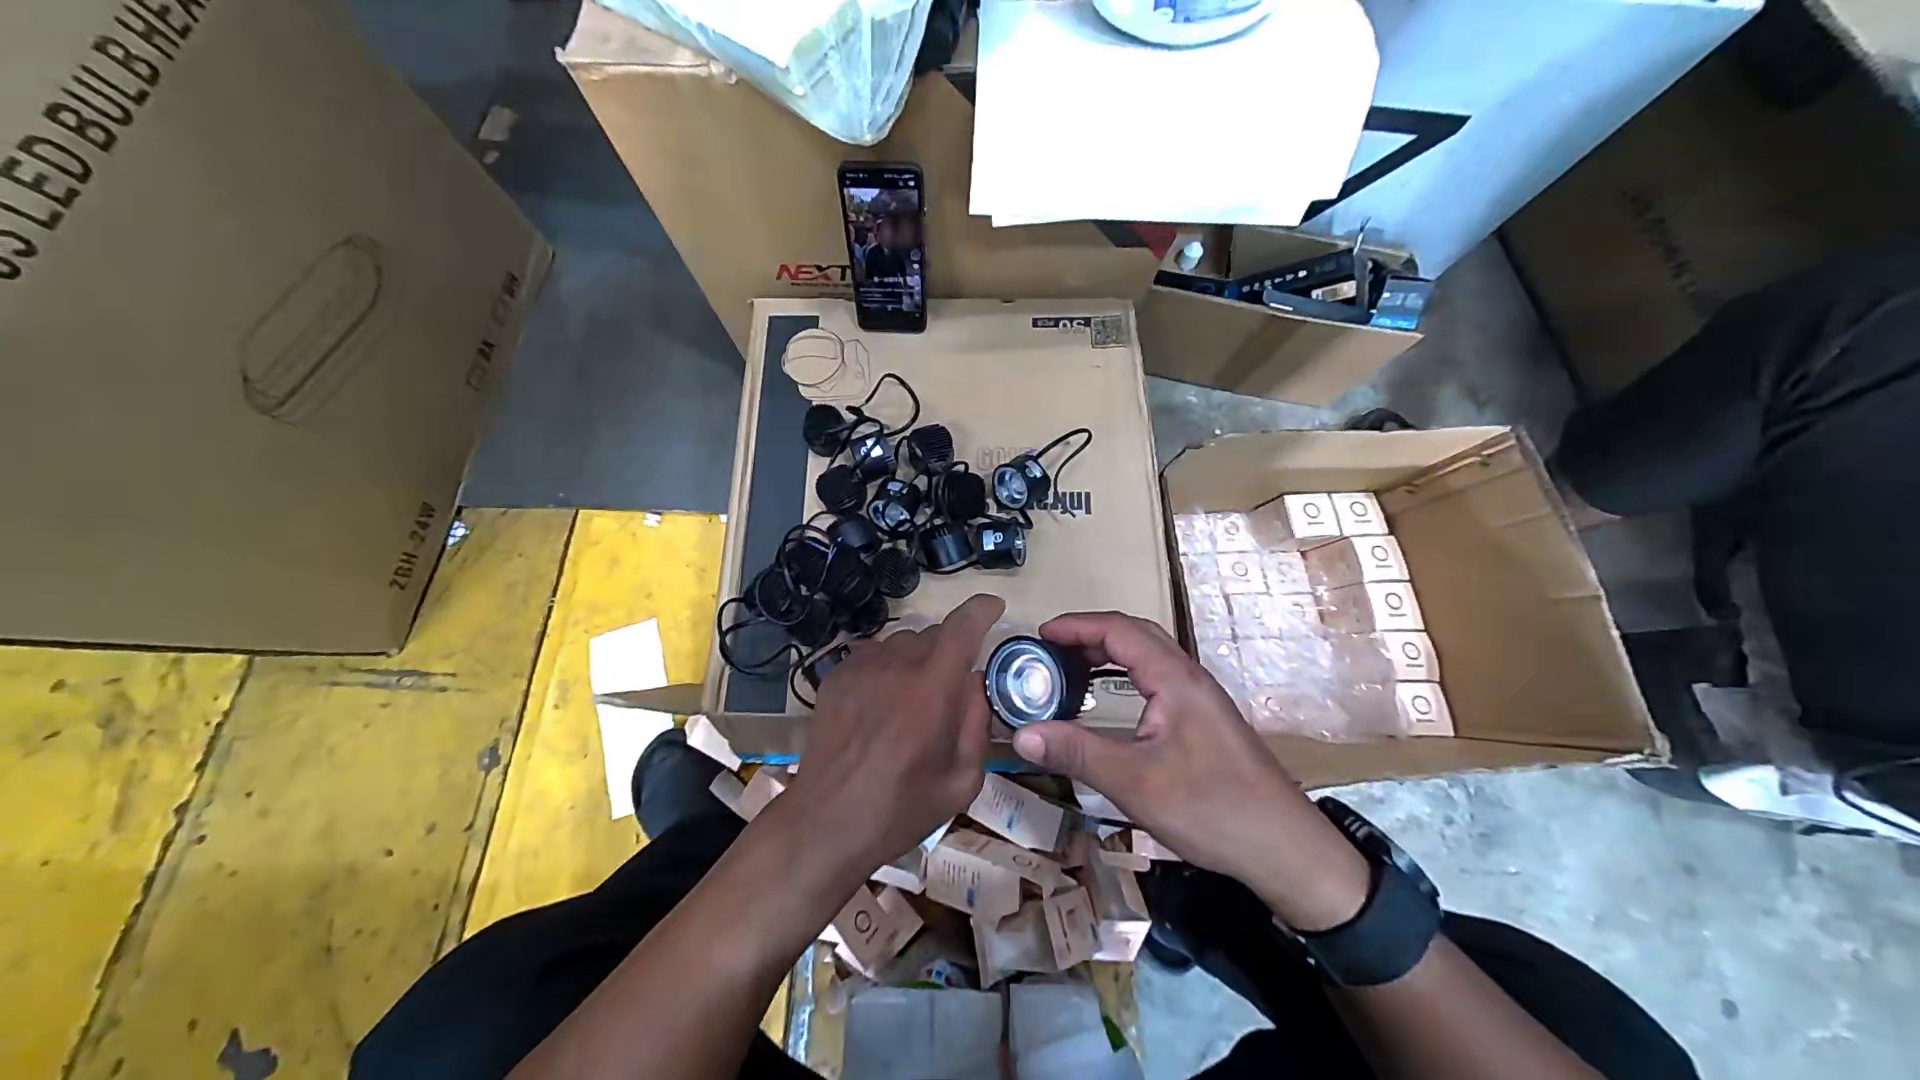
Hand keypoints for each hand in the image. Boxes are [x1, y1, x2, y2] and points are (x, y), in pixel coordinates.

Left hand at [784, 593, 1003, 877]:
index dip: (983, 609)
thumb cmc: (901, 808)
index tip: (994, 609)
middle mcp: (896, 665)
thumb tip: (976, 684)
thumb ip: (977, 722)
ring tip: (913, 699)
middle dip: (952, 650)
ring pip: (902, 643)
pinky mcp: (836, 677)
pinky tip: (882, 703)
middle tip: (952, 686)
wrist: (827, 821)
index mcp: (932, 689)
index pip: (963, 625)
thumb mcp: (962, 779)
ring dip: (918, 659)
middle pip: (934, 634)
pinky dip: (888, 668)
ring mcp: (860, 668)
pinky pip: (873, 656)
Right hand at [1010, 612, 1370, 930]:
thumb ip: (1076, 753)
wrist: (1285, 848)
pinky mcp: (1206, 720)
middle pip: (1137, 634)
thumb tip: (1022, 735)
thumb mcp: (1134, 783)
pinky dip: (1126, 675)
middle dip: (1090, 634)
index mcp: (1175, 679)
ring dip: (1110, 653)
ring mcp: (1202, 699)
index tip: (1040, 635)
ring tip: (1072, 670)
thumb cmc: (1211, 809)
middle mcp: (1190, 678)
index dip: (1077, 626)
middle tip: (1051, 651)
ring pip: (1150, 656)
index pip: (1120, 630)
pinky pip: (1158, 678)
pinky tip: (1112, 702)